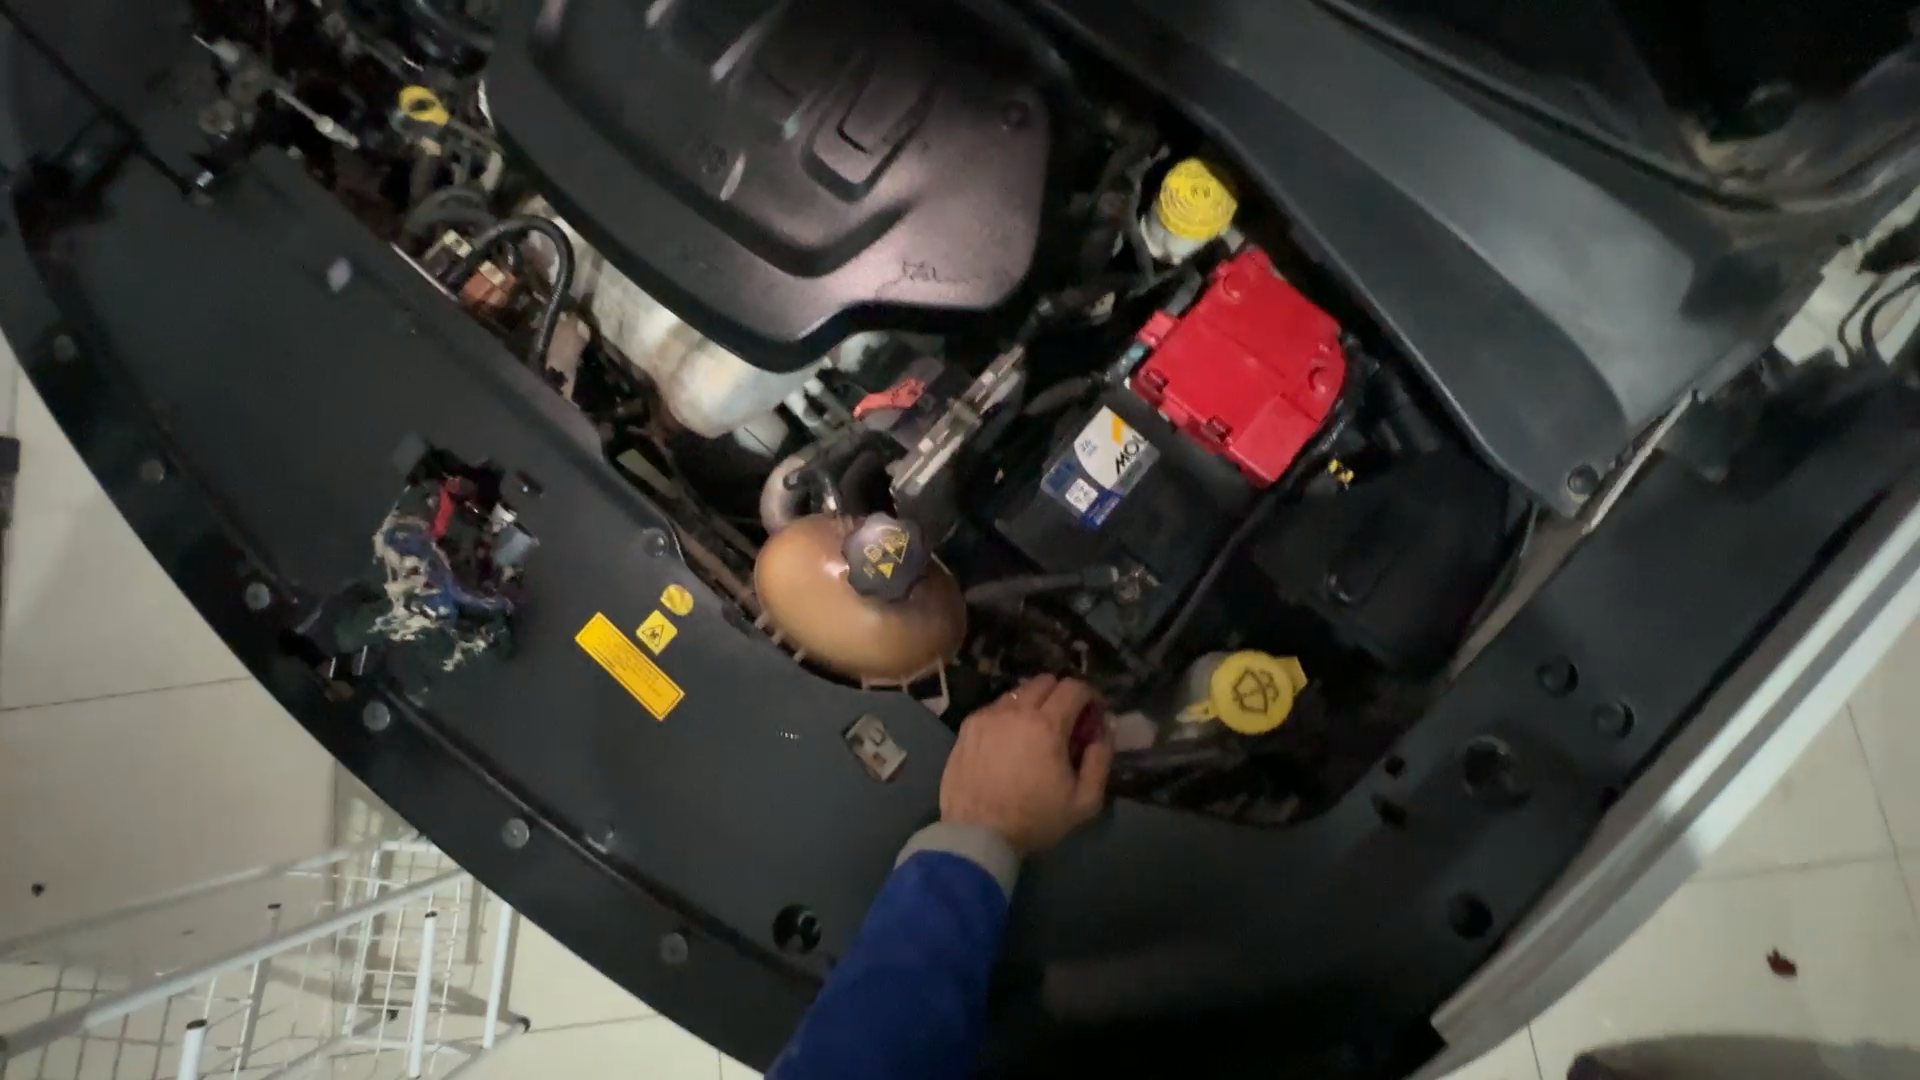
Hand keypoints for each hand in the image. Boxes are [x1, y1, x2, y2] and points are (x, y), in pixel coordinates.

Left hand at [940, 675, 1112, 854]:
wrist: (976, 834)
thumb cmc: (1034, 819)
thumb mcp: (1083, 801)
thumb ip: (1100, 760)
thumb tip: (1104, 728)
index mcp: (1047, 725)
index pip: (1074, 687)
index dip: (1089, 695)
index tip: (1092, 712)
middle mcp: (1016, 711)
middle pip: (1045, 681)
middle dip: (1061, 694)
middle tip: (1066, 719)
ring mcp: (988, 715)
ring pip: (1018, 693)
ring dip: (1033, 703)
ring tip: (1035, 731)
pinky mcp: (968, 726)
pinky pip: (995, 708)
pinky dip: (1009, 715)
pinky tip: (1009, 740)